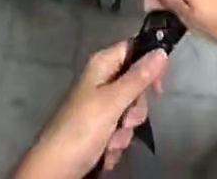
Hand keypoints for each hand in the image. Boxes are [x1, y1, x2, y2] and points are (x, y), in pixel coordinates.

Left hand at [12, 40, 167, 178]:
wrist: (54, 170)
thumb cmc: (81, 129)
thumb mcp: (112, 102)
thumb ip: (138, 78)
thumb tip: (162, 51)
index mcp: (102, 64)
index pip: (134, 49)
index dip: (149, 63)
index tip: (159, 87)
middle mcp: (101, 80)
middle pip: (134, 84)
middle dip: (134, 109)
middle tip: (125, 121)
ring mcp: (99, 106)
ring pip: (128, 112)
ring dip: (124, 132)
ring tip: (110, 143)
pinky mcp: (98, 129)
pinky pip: (119, 130)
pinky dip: (115, 144)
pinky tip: (105, 154)